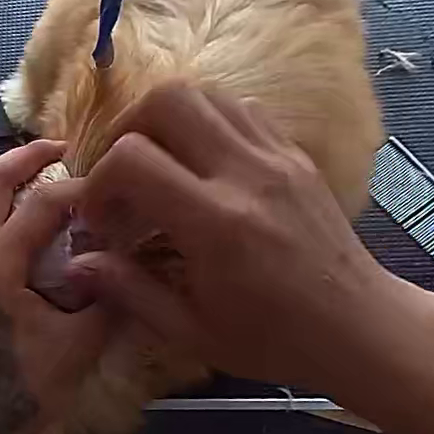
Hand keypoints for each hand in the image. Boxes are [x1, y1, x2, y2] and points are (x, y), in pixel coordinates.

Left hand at [0, 140, 111, 433]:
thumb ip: (105, 295)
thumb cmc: (24, 392)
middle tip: (65, 146)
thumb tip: (128, 258)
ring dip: (9, 178)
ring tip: (48, 173)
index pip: (42, 203)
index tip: (114, 188)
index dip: (82, 188)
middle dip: (26, 155)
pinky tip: (32, 219)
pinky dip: (0, 205)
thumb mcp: (78, 347)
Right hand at [70, 82, 433, 422]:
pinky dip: (205, 123)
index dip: (99, 182)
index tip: (102, 219)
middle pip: (168, 99)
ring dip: (165, 121)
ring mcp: (277, 155)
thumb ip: (128, 289)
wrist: (359, 327)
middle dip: (126, 130)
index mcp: (216, 223)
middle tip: (121, 174)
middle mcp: (246, 173)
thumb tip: (74, 264)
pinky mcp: (295, 153)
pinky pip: (239, 109)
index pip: (132, 158)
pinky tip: (200, 165)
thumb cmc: (273, 340)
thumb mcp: (190, 331)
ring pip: (206, 93)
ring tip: (157, 165)